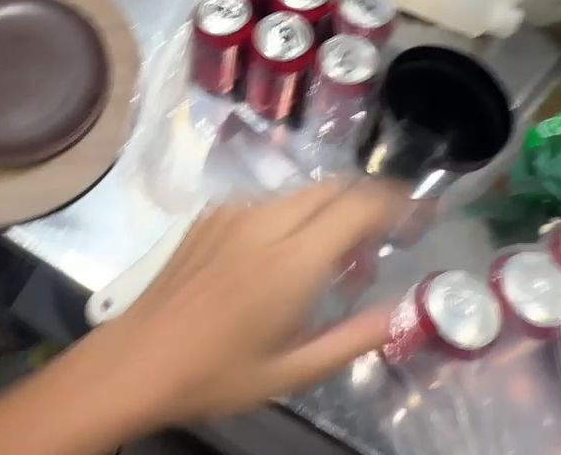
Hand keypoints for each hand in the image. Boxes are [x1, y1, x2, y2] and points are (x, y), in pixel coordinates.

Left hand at [79, 180, 404, 425]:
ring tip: (333, 265)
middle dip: (366, 206)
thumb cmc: (219, 372)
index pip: (357, 207)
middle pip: (332, 188)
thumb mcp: (294, 370)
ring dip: (330, 212)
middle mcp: (263, 220)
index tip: (420, 216)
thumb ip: (353, 338)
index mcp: (290, 260)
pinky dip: (294, 215)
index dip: (396, 203)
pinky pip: (267, 201)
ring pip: (300, 192)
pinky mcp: (212, 212)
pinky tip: (286, 257)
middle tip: (377, 252)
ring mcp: (233, 211)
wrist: (140, 355)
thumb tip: (401, 312)